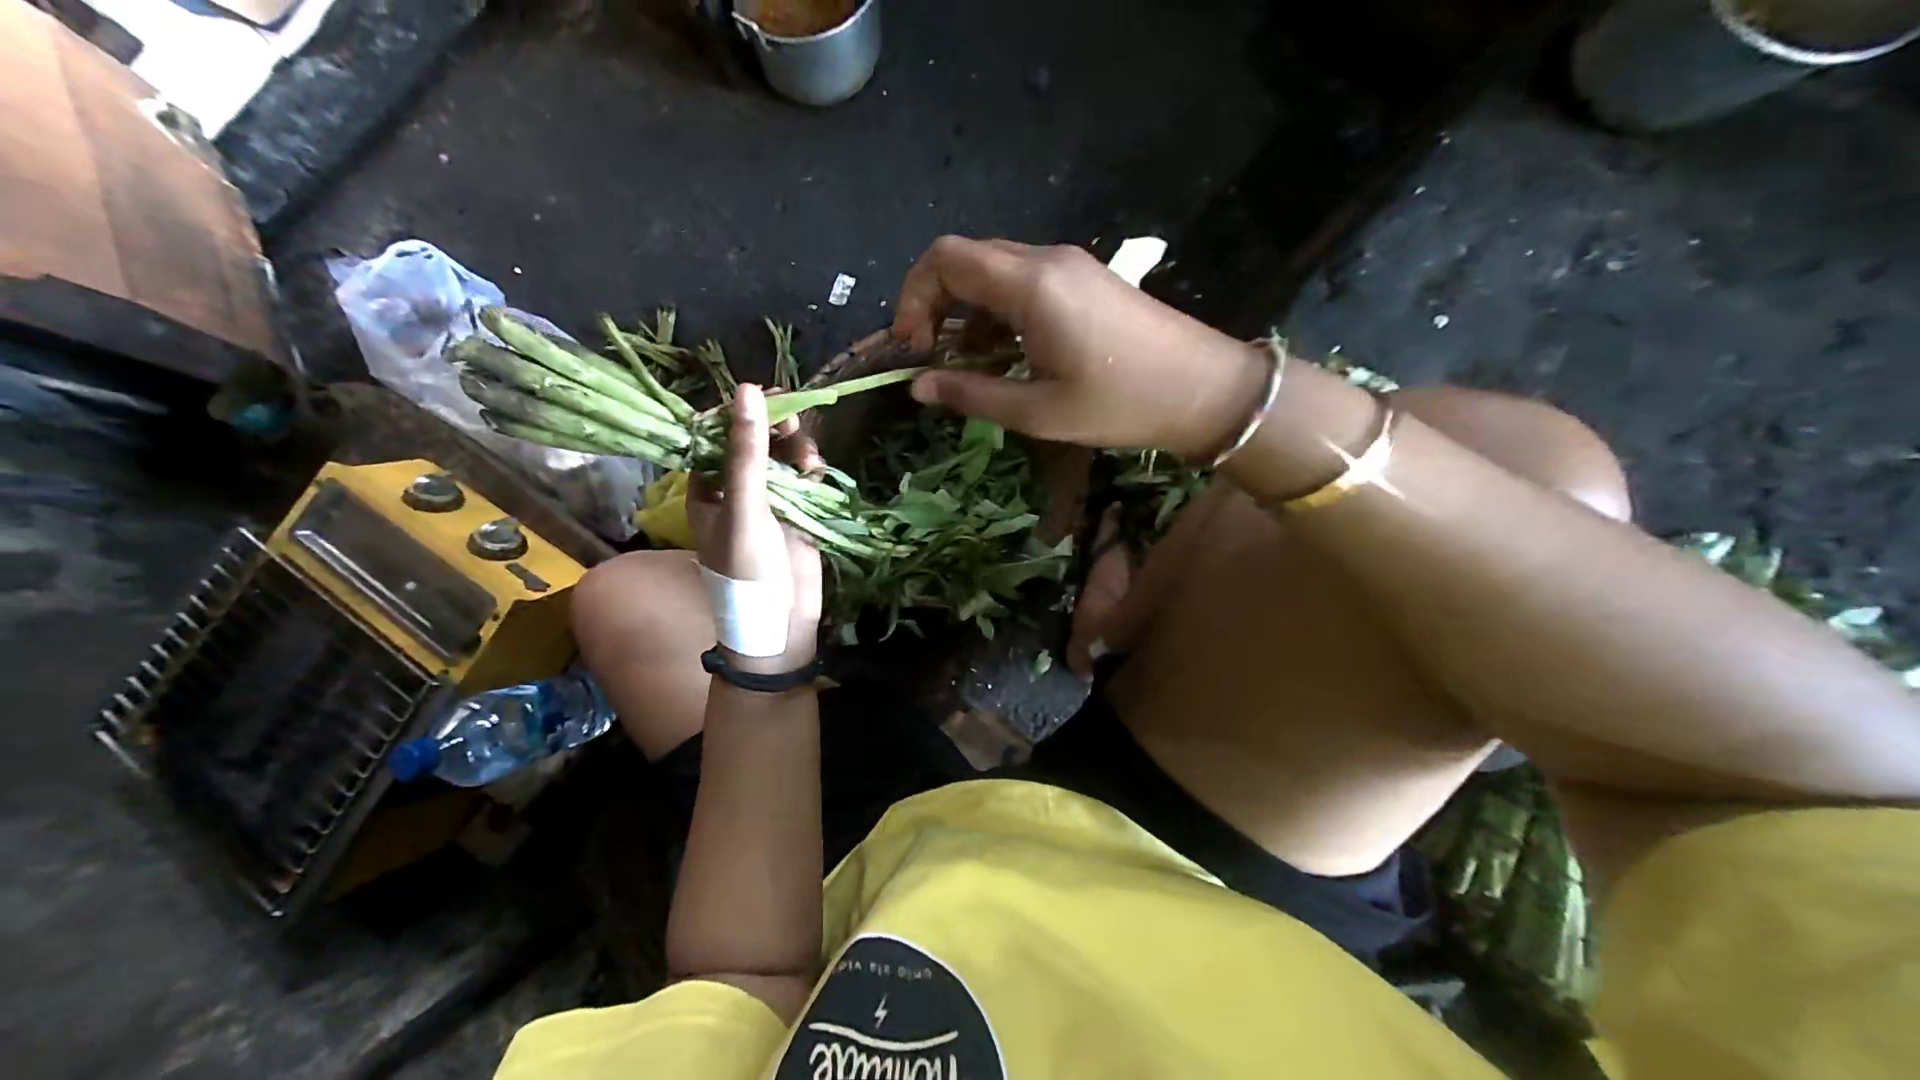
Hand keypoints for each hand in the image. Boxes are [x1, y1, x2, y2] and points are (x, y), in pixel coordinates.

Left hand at [688, 385, 823, 673]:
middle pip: (754, 441)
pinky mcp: (797, 511)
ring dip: (795, 448)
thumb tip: (747, 391)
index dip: (737, 413)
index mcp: (706, 487)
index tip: (763, 395)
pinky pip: (804, 477)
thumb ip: (747, 451)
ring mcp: (768, 500)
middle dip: (773, 428)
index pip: (716, 435)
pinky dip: (811, 469)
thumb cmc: (748, 568)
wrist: (780, 622)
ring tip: (808, 456)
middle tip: (792, 418)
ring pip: (782, 456)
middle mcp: (735, 488)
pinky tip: (817, 471)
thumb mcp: (744, 506)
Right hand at [891, 236, 1270, 458]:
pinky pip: (1022, 280)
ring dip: (967, 309)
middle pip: (965, 257)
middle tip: (931, 355)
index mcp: (1031, 285)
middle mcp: (1046, 260)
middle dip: (934, 302)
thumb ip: (971, 393)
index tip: (913, 348)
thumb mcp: (1038, 411)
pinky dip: (997, 309)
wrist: (1205, 389)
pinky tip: (1005, 351)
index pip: (944, 259)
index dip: (913, 297)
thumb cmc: (1121, 404)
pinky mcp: (1084, 278)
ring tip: (968, 362)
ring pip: (993, 268)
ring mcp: (1069, 265)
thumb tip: (918, 385)